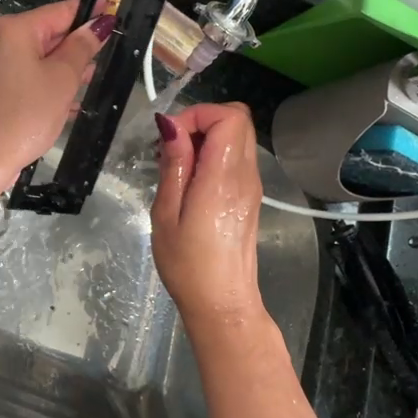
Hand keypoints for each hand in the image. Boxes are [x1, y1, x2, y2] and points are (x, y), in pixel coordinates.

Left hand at [0, 0, 111, 179]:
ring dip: (62, 67)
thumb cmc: (25, 116)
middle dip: (74, 46)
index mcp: (13, 29)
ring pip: (34, 57)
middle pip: (45, 33)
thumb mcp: (62, 80)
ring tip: (87, 82)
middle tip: (102, 58)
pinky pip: (22, 75)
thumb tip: (98, 24)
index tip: (112, 13)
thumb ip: (82, 48)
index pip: (59, 11)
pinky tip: (65, 102)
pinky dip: (44, 83)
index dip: (88, 13)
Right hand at [152, 103, 267, 328]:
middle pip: (239, 119)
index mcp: (223, 178)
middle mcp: (245, 175)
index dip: (198, 114)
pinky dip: (214, 153)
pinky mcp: (249, 195)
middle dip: (202, 120)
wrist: (221, 303)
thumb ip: (174, 164)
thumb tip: (171, 125)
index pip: (228, 117)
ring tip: (178, 165)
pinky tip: (191, 181)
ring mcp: (251, 185)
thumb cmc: (187, 263)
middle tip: (173, 146)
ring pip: (239, 136)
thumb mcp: (166, 213)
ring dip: (207, 136)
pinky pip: (236, 156)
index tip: (170, 137)